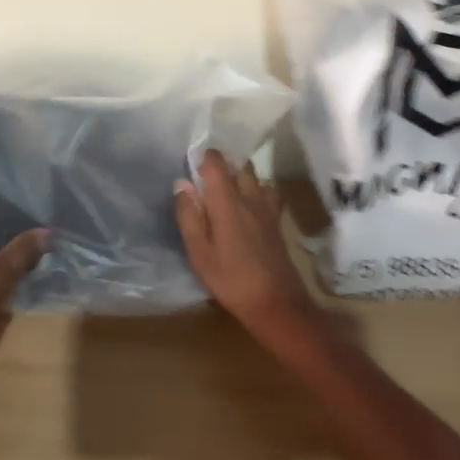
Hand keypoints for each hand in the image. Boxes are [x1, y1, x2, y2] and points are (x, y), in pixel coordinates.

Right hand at [175, 151, 325, 345]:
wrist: (276, 302)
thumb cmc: (230, 279)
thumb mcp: (199, 252)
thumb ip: (189, 215)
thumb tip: (182, 184)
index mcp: (227, 202)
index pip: (216, 163)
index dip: (203, 157)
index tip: (191, 165)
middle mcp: (250, 198)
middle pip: (239, 166)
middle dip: (222, 166)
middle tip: (205, 180)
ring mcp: (268, 209)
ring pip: (255, 178)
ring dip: (240, 177)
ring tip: (226, 191)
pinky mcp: (277, 222)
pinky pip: (267, 193)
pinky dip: (256, 190)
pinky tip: (248, 206)